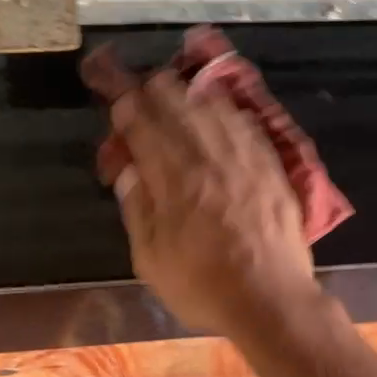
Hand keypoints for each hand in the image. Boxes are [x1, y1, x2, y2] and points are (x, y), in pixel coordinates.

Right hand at [85, 60, 323, 337]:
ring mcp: (245, 156)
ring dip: (186, 92)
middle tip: (137, 90)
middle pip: (176, 99)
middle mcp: (208, 154)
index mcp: (173, 175)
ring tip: (173, 92)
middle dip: (150, 88)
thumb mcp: (151, 258)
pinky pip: (246, 122)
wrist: (271, 300)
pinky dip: (225, 109)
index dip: (118, 92)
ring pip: (212, 103)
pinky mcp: (272, 165)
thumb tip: (128, 168)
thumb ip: (137, 208)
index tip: (103, 75)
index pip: (139, 117)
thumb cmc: (203, 286)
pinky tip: (218, 110)